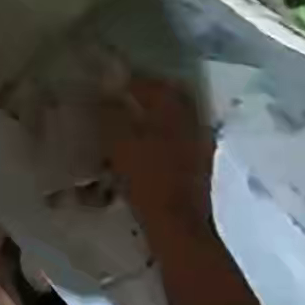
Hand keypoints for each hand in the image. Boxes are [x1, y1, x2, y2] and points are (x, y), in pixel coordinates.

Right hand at [102, 77, 215, 249]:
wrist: (177, 223)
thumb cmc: (146, 178)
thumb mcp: (119, 142)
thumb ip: (111, 115)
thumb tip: (103, 95)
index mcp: (175, 116)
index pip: (156, 86)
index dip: (135, 80)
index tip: (114, 80)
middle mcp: (193, 126)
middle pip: (173, 100)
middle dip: (150, 94)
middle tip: (124, 95)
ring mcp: (200, 147)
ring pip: (177, 119)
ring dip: (157, 114)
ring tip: (133, 118)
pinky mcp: (199, 166)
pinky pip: (179, 137)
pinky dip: (163, 133)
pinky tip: (147, 143)